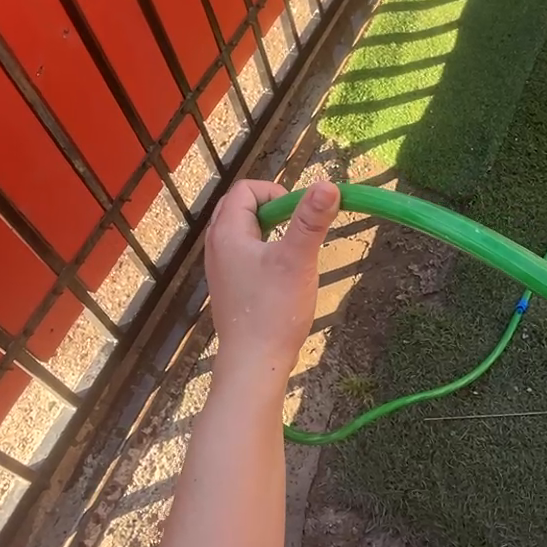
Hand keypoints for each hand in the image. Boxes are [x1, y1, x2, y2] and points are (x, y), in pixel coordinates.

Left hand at [205, 179, 340, 377]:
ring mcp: (222, 268)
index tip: (300, 215)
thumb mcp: (298, 259)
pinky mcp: (231, 287)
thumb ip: (311, 220)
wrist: (254, 363)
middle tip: (299, 230)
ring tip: (294, 252)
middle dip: (274, 210)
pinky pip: (245, 253)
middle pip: (242, 207)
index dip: (276, 192)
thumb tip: (328, 183)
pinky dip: (265, 252)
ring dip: (271, 231)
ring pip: (244, 231)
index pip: (246, 189)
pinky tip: (284, 275)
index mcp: (227, 233)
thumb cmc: (274, 310)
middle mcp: (217, 246)